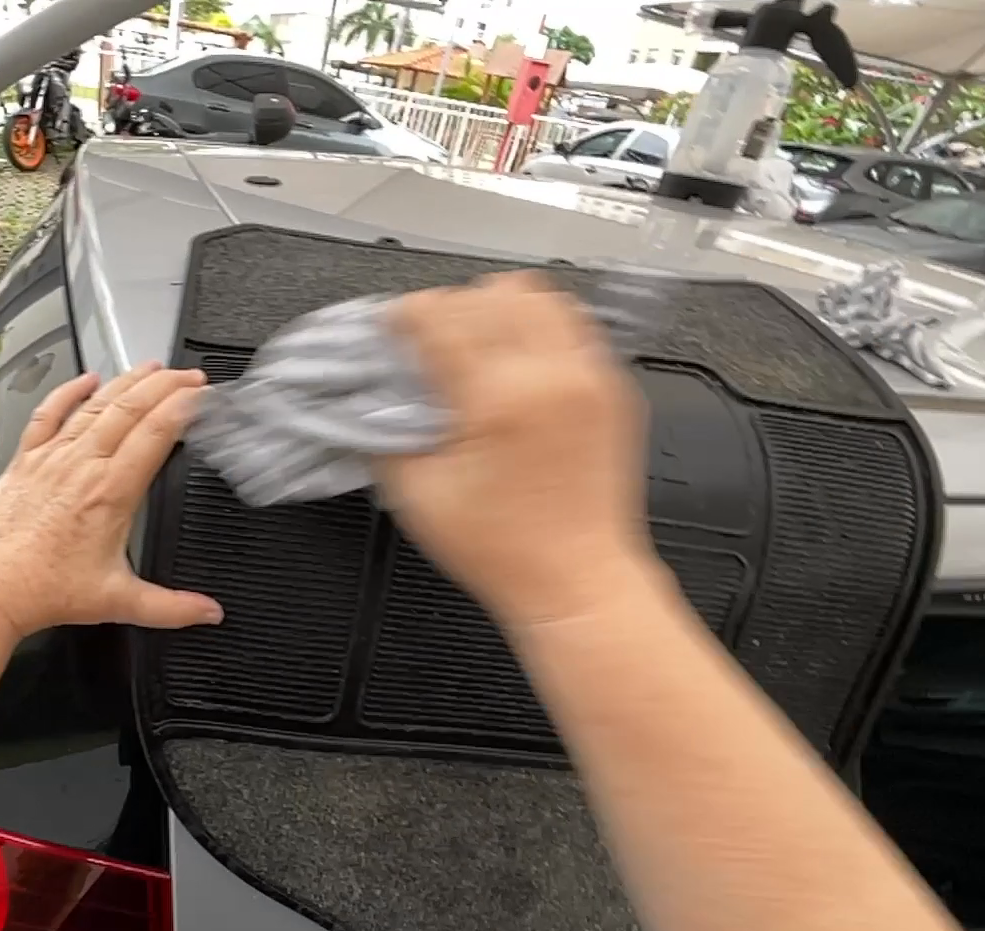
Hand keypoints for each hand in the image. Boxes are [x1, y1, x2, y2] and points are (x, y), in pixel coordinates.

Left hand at [0, 364, 223, 638]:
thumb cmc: (41, 589)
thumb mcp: (118, 601)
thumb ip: (171, 607)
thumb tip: (208, 613)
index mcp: (110, 491)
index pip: (156, 432)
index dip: (184, 406)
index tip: (204, 395)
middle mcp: (82, 464)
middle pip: (131, 407)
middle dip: (166, 384)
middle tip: (191, 375)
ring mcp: (52, 457)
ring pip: (96, 404)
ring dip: (128, 381)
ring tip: (153, 368)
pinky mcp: (27, 460)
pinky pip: (51, 413)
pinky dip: (70, 391)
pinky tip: (86, 379)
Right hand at [376, 273, 655, 627]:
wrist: (576, 581)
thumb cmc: (502, 550)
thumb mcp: (416, 498)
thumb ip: (384, 438)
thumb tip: (372, 402)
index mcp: (496, 399)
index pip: (442, 318)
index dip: (406, 313)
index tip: (391, 324)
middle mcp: (550, 375)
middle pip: (489, 294)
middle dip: (449, 307)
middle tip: (427, 339)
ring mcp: (590, 377)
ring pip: (538, 297)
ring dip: (495, 307)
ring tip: (473, 340)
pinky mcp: (612, 390)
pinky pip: (572, 325)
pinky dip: (535, 327)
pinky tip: (514, 360)